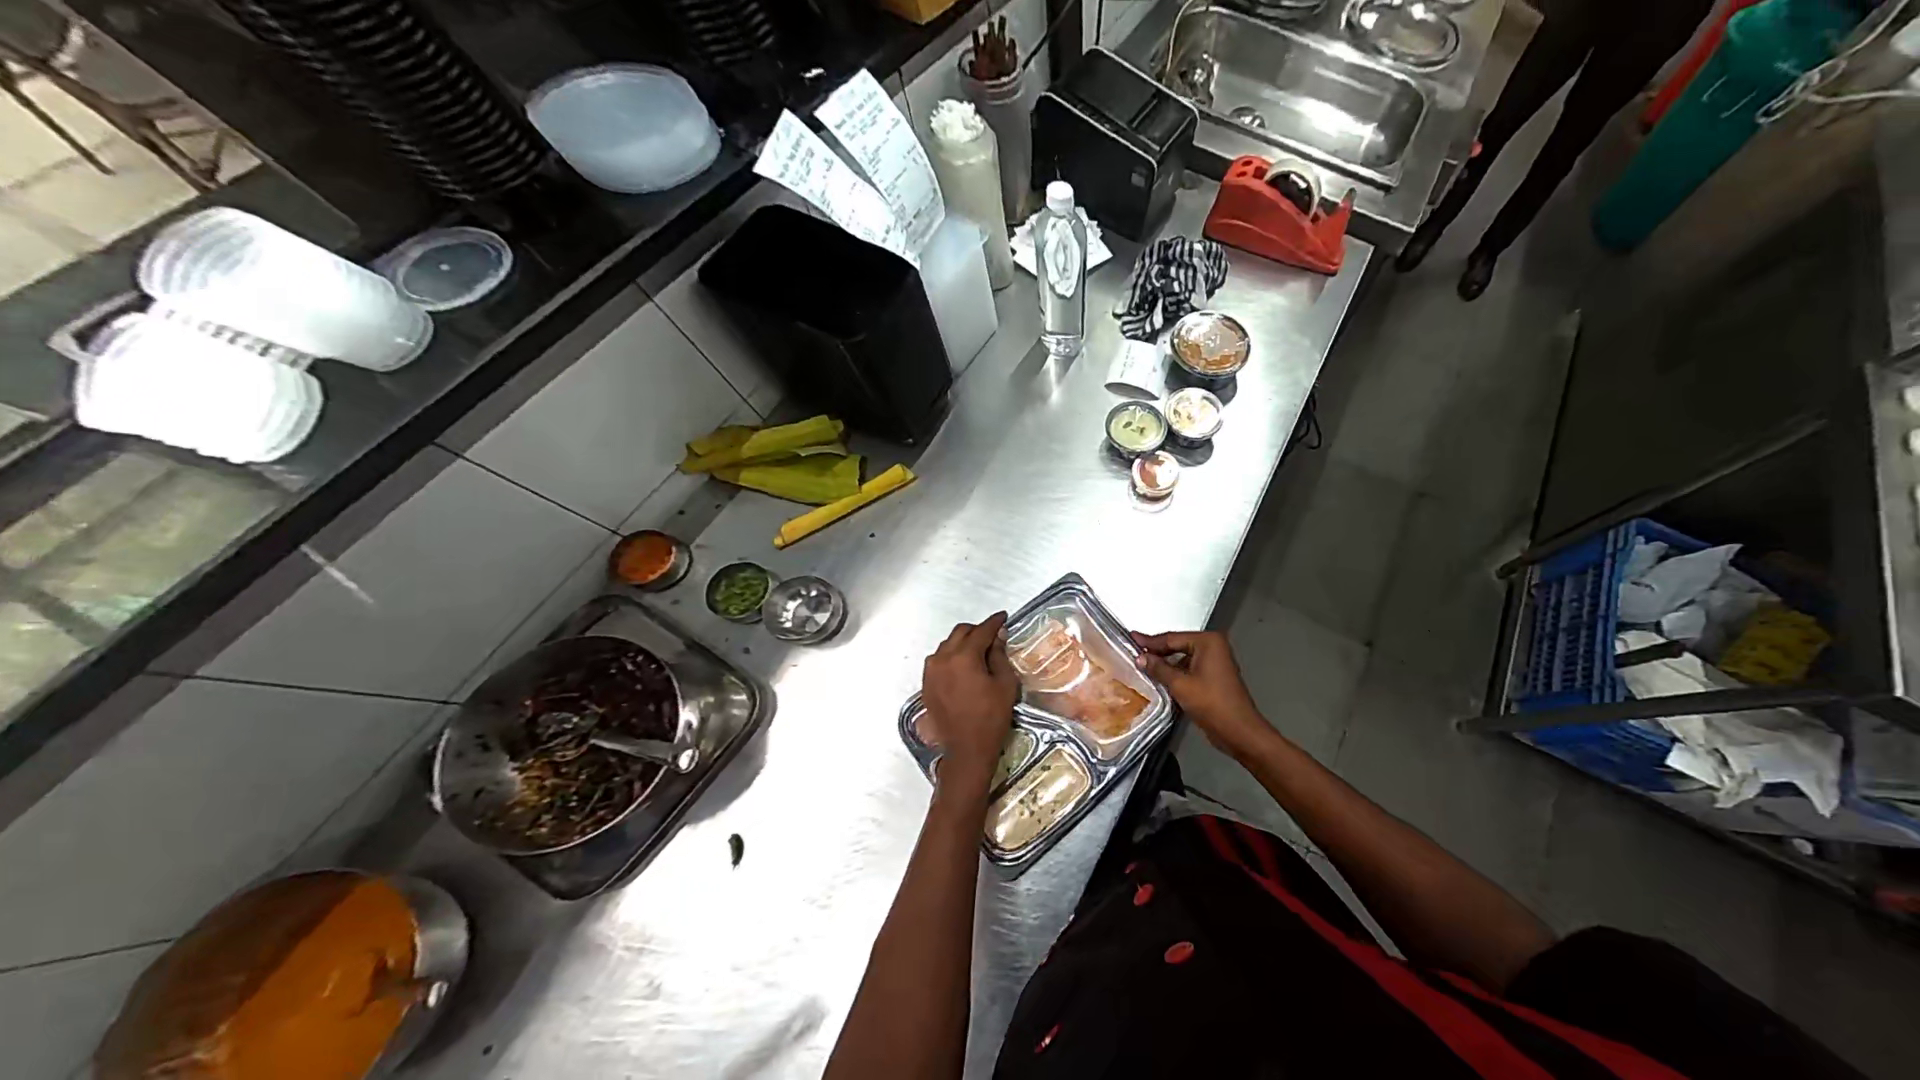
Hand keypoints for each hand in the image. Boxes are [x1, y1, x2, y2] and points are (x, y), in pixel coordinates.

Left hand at [921, 613, 1018, 791]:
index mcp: (964, 657)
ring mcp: (930, 671)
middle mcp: (942, 658)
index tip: (1003, 618)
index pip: (981, 631)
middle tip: (992, 636)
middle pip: (960, 633)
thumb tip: (998, 636)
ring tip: (978, 652)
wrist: (966, 749)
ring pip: (947, 645)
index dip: (994, 623)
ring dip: (962, 643)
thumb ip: (999, 655)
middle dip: (977, 631)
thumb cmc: (991, 718)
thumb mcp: (1004, 685)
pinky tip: (963, 666)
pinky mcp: (926, 683)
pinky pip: (938, 660)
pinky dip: (951, 657)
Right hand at [1132, 630, 1275, 760]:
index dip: (1149, 641)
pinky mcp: (1213, 677)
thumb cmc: (1213, 704)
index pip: (1171, 638)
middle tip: (1133, 652)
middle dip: (1156, 652)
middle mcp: (1213, 648)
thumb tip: (1141, 658)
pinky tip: (1159, 678)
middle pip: (1177, 646)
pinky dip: (1174, 673)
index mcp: (1208, 642)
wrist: (1238, 731)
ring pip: (1181, 658)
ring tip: (1142, 666)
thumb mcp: (1180, 684)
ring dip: (1164, 664)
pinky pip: (1188, 669)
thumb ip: (1158, 668)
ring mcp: (1214, 662)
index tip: (1132, 637)